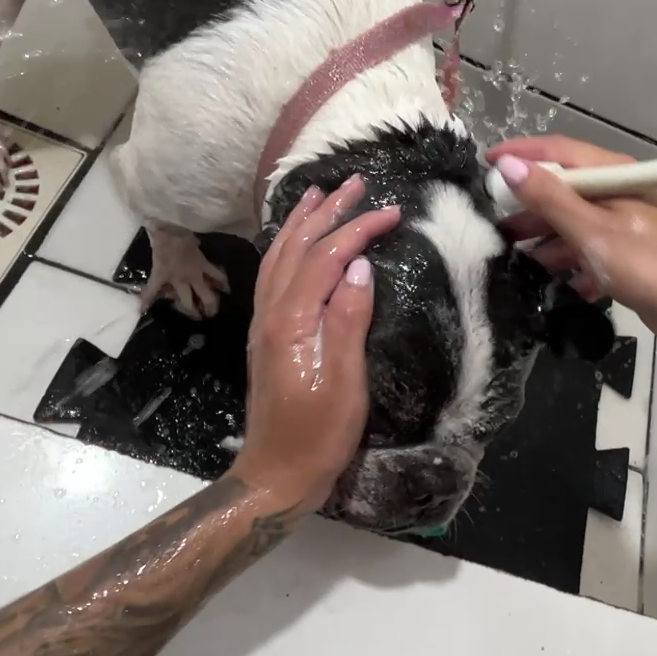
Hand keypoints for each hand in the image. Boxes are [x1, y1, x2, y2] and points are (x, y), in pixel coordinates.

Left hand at [233, 175, 400, 511]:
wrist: (277, 473)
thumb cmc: (319, 435)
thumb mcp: (346, 383)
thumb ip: (348, 322)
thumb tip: (358, 267)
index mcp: (292, 322)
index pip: (325, 258)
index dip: (357, 230)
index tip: (392, 212)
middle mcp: (271, 313)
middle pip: (297, 247)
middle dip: (327, 211)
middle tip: (355, 182)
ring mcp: (264, 322)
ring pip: (279, 257)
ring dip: (300, 222)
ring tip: (318, 194)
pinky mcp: (266, 334)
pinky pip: (273, 274)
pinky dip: (286, 246)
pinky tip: (295, 241)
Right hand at [489, 136, 656, 347]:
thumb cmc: (649, 267)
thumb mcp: (592, 232)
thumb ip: (550, 199)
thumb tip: (508, 165)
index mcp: (614, 176)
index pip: (558, 151)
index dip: (521, 154)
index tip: (485, 164)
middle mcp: (622, 192)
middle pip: (566, 189)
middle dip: (531, 206)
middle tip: (497, 226)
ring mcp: (630, 224)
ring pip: (578, 222)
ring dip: (550, 238)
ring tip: (522, 259)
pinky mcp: (635, 254)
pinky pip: (594, 250)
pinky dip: (576, 262)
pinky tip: (565, 283)